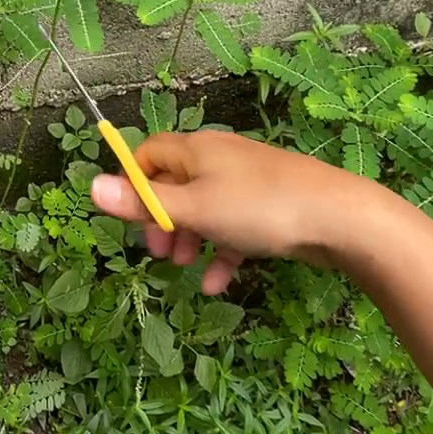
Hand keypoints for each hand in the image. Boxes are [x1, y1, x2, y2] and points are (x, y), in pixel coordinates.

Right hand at [91, 131, 388, 293]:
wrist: (342, 218)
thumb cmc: (259, 207)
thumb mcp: (194, 209)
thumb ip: (143, 203)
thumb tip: (90, 187)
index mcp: (196, 150)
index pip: (148, 154)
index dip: (132, 183)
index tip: (129, 218)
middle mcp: (218, 159)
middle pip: (174, 184)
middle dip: (160, 219)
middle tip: (157, 252)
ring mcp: (246, 183)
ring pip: (203, 208)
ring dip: (188, 238)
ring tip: (184, 267)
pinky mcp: (268, 208)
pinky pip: (233, 226)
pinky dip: (220, 251)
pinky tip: (216, 283)